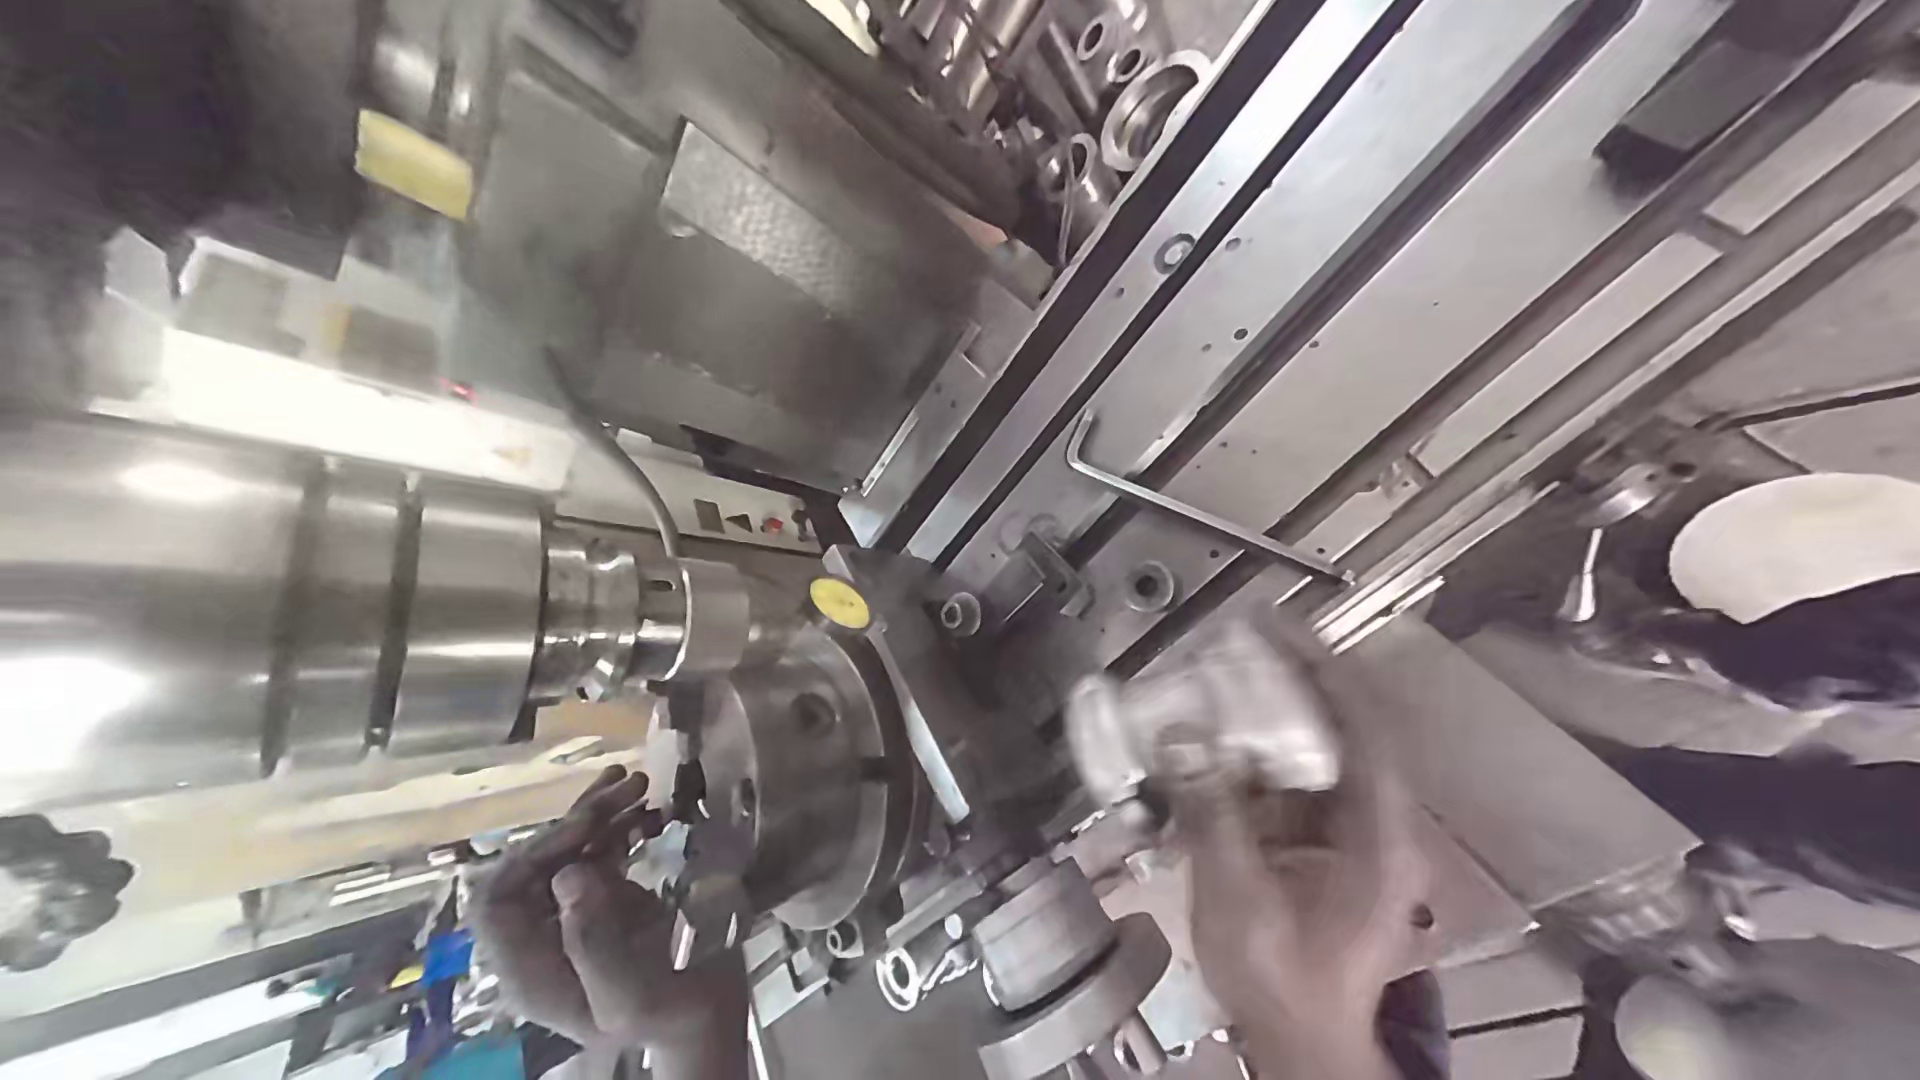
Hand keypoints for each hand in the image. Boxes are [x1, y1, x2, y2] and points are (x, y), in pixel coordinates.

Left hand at [468, 766, 748, 1076]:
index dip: (535, 851)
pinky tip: (654, 812)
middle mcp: (544, 938)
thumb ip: (594, 941)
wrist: (706, 1019)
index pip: (498, 899)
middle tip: (633, 784)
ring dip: (603, 814)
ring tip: (641, 781)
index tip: (591, 822)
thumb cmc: (671, 1013)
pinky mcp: (608, 904)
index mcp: (532, 968)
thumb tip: (567, 874)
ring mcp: (576, 918)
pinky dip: (624, 827)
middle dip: (581, 819)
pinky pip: (603, 855)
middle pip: (537, 864)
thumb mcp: (632, 992)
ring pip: (571, 852)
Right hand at [1164, 625, 1428, 1079]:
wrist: (1295, 1036)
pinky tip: (1212, 732)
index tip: (1281, 630)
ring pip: (1312, 746)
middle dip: (1293, 678)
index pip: (1364, 731)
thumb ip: (1210, 815)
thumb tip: (1179, 735)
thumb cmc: (1280, 981)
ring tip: (1224, 671)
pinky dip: (1249, 745)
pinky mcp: (1313, 835)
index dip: (1325, 673)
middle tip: (1244, 638)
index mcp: (1377, 838)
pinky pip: (1284, 773)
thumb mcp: (1240, 899)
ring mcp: (1343, 828)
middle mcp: (1370, 822)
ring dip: (1269, 707)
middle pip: (1341, 727)